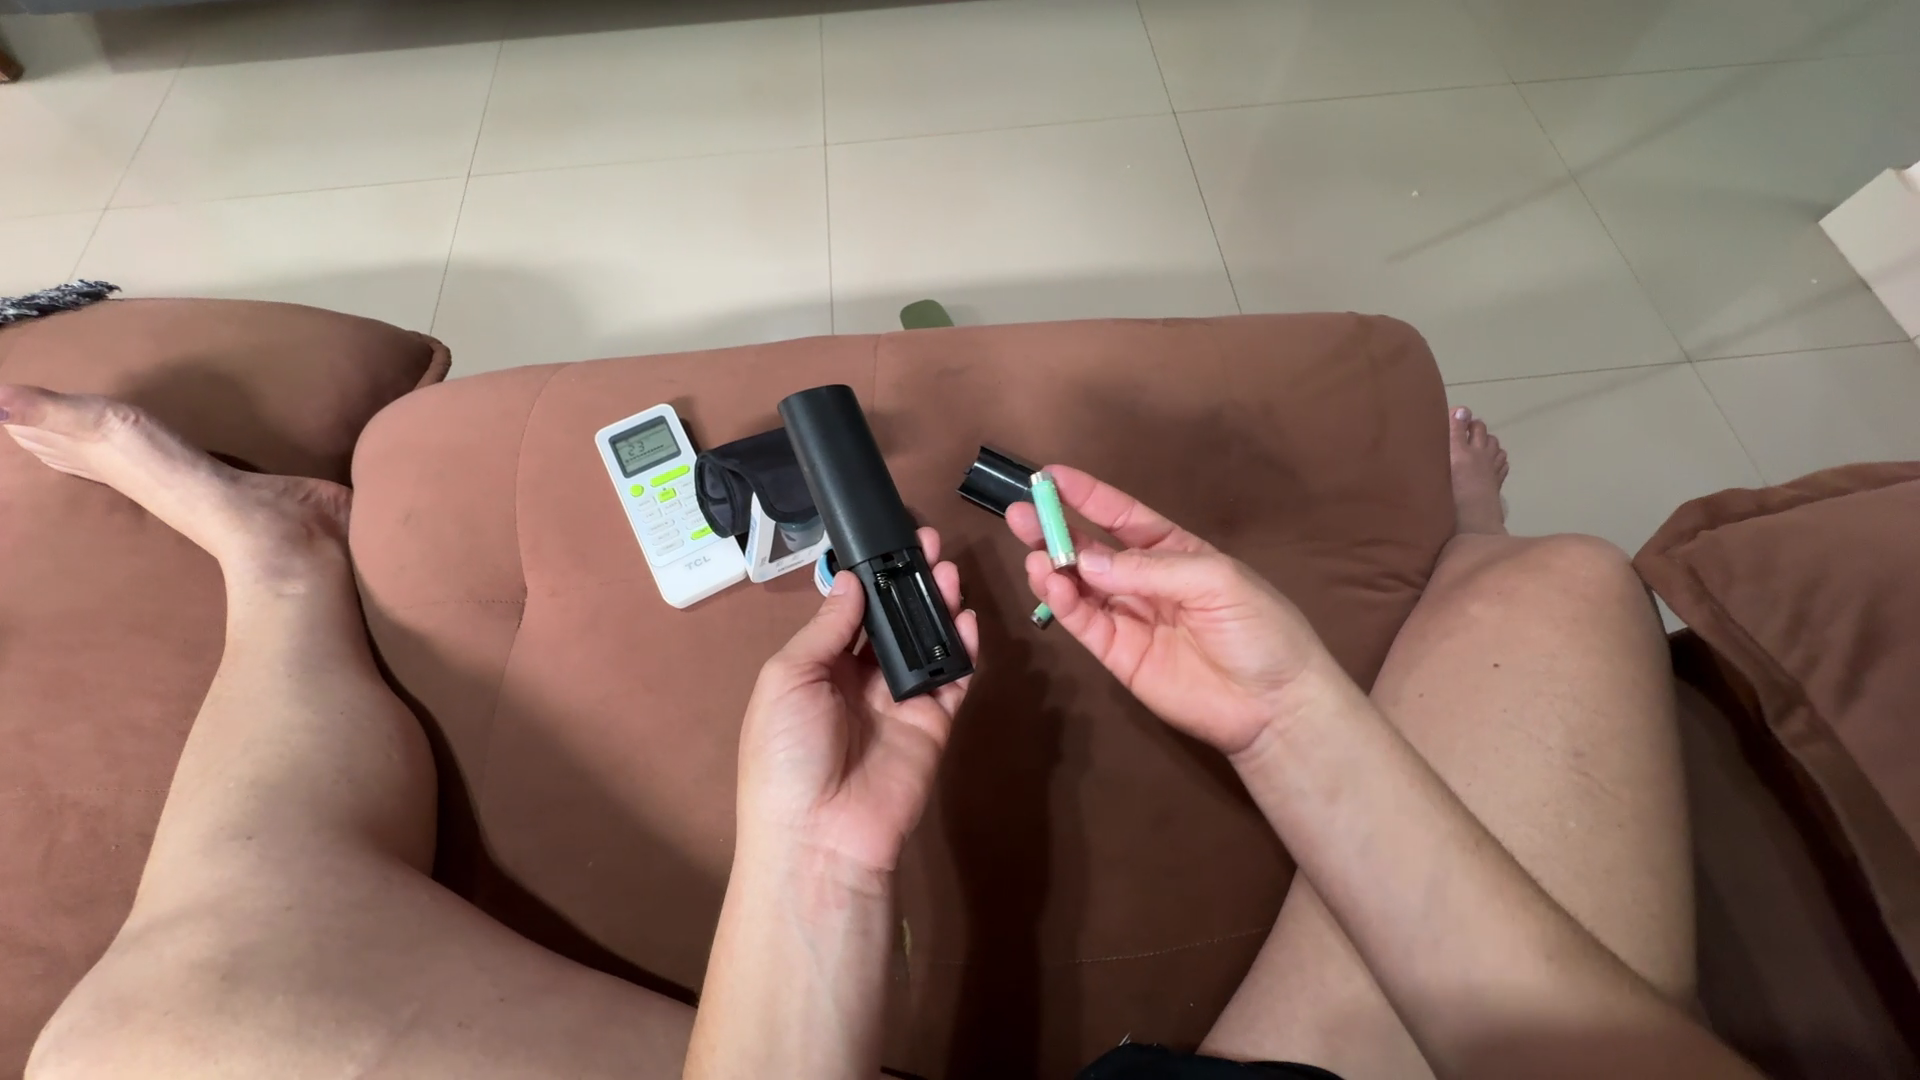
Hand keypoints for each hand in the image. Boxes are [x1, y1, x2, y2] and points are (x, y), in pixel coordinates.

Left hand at [737, 527, 978, 875]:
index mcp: (819, 668)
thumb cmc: (787, 751)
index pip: (852, 612)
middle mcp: (861, 680)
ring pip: (927, 643)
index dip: (872, 578)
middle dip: (911, 584)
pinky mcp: (935, 724)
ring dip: (939, 606)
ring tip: (950, 570)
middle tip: (931, 545)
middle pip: (894, 622)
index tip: (890, 542)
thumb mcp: (788, 679)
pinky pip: (954, 680)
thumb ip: (826, 627)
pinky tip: (968, 618)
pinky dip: (965, 650)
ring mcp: (901, 701)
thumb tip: (850, 579)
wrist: (820, 834)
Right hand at [1007, 467, 1330, 756]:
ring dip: (1053, 567)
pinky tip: (1050, 584)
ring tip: (1033, 553)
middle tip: (1020, 513)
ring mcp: (1128, 617)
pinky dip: (1062, 603)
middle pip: (1091, 548)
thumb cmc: (1258, 628)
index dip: (1087, 495)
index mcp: (1174, 551)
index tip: (1050, 476)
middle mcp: (1144, 579)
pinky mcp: (1116, 653)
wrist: (1273, 703)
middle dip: (1055, 529)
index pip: (1122, 516)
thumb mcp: (1215, 580)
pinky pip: (1083, 622)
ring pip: (1079, 585)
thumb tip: (1085, 560)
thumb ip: (1148, 568)